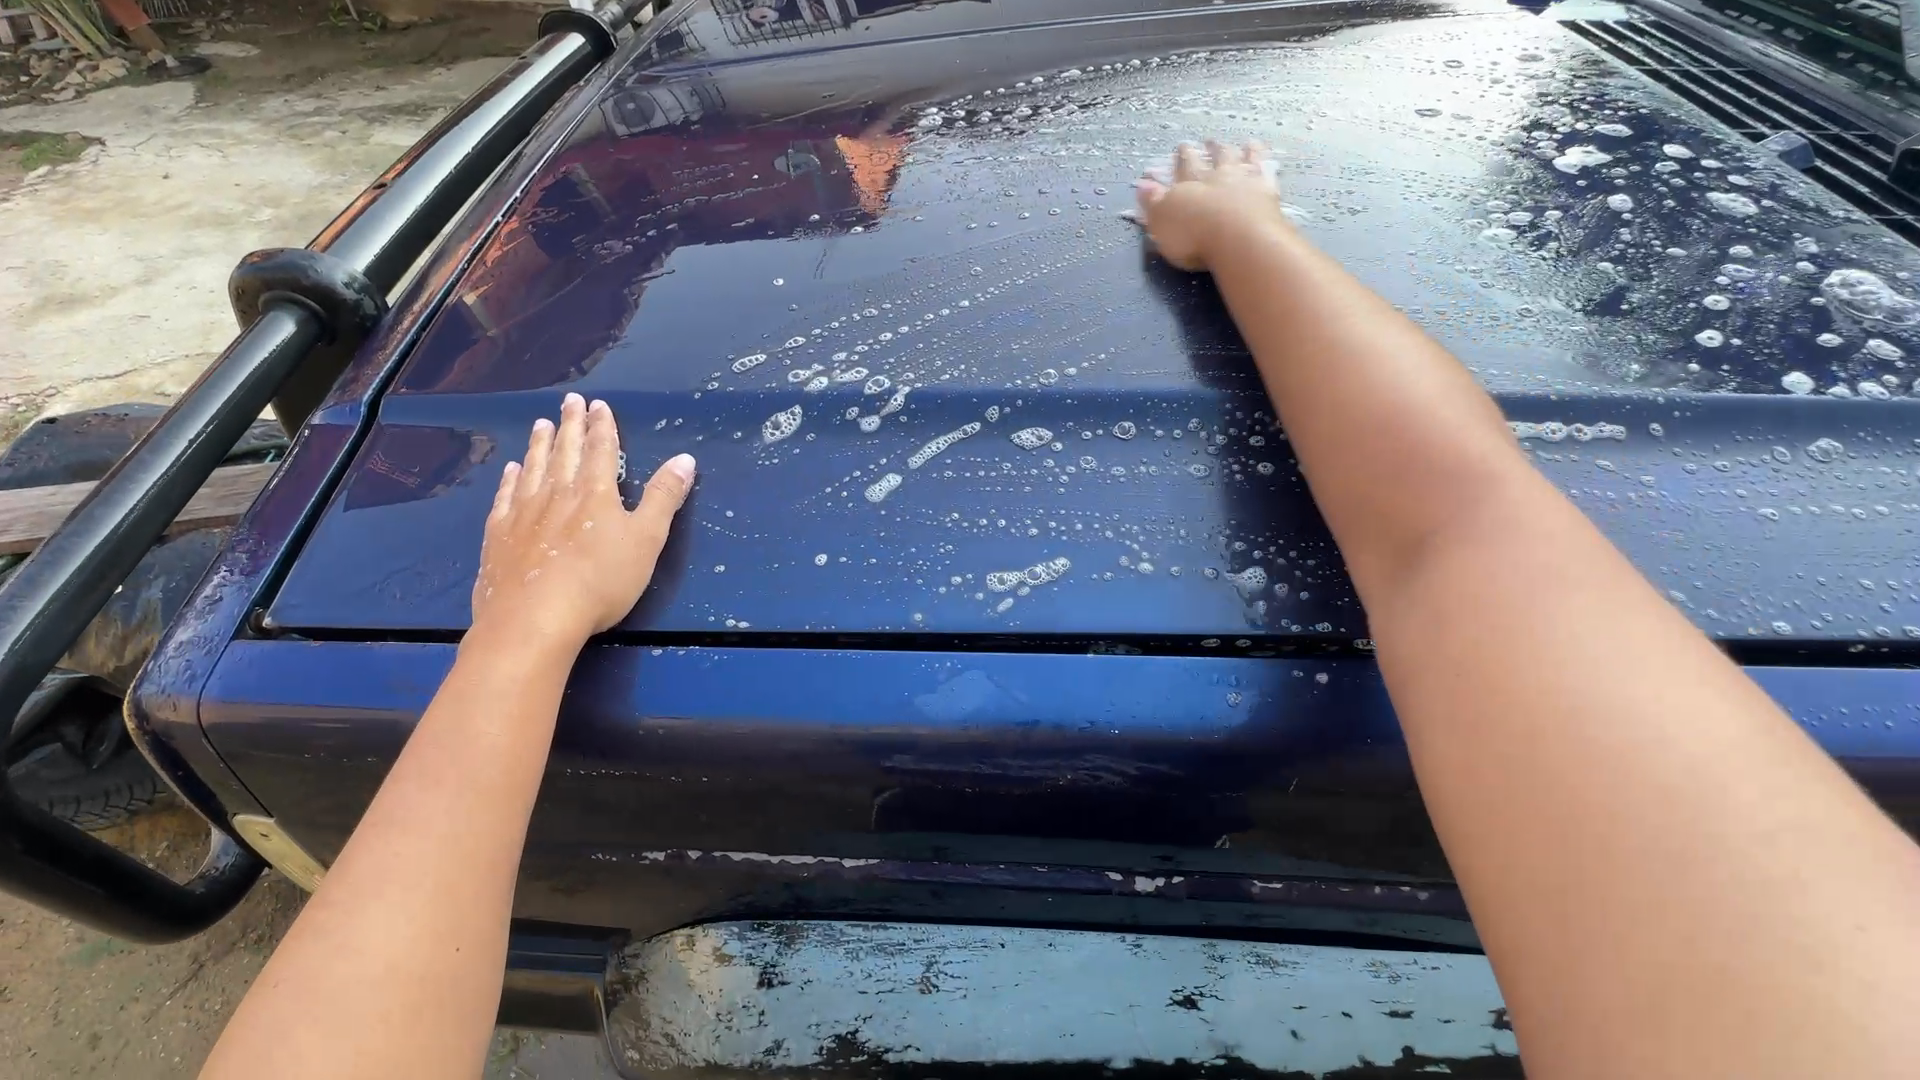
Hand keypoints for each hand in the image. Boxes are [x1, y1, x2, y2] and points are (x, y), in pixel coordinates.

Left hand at [471, 393, 694, 646]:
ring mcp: (523, 513)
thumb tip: (685, 459)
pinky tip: (512, 470)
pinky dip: (510, 479)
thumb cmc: (601, 581)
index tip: (599, 405)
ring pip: (533, 468)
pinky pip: (505, 497)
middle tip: (569, 401)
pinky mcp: (499, 535)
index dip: (602, 426)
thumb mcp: (647, 540)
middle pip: (565, 451)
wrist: (535, 618)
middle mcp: (557, 493)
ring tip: (541, 424)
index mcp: (596, 492)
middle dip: (569, 425)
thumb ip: (664, 498)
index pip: (601, 450)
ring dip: (540, 444)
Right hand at [1134, 140, 1286, 270]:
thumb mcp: (1161, 221)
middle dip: (1209, 150)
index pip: (1183, 166)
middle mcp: (1217, 176)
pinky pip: (1266, 170)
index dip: (1181, 158)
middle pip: (1213, 158)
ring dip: (1239, 150)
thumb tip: (1142, 183)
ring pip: (1240, 158)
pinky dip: (1264, 160)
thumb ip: (1152, 202)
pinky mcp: (1267, 191)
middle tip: (1209, 141)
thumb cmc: (1193, 235)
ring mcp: (1245, 180)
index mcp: (1189, 184)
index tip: (1181, 147)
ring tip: (1241, 143)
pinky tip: (1266, 156)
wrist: (1238, 239)